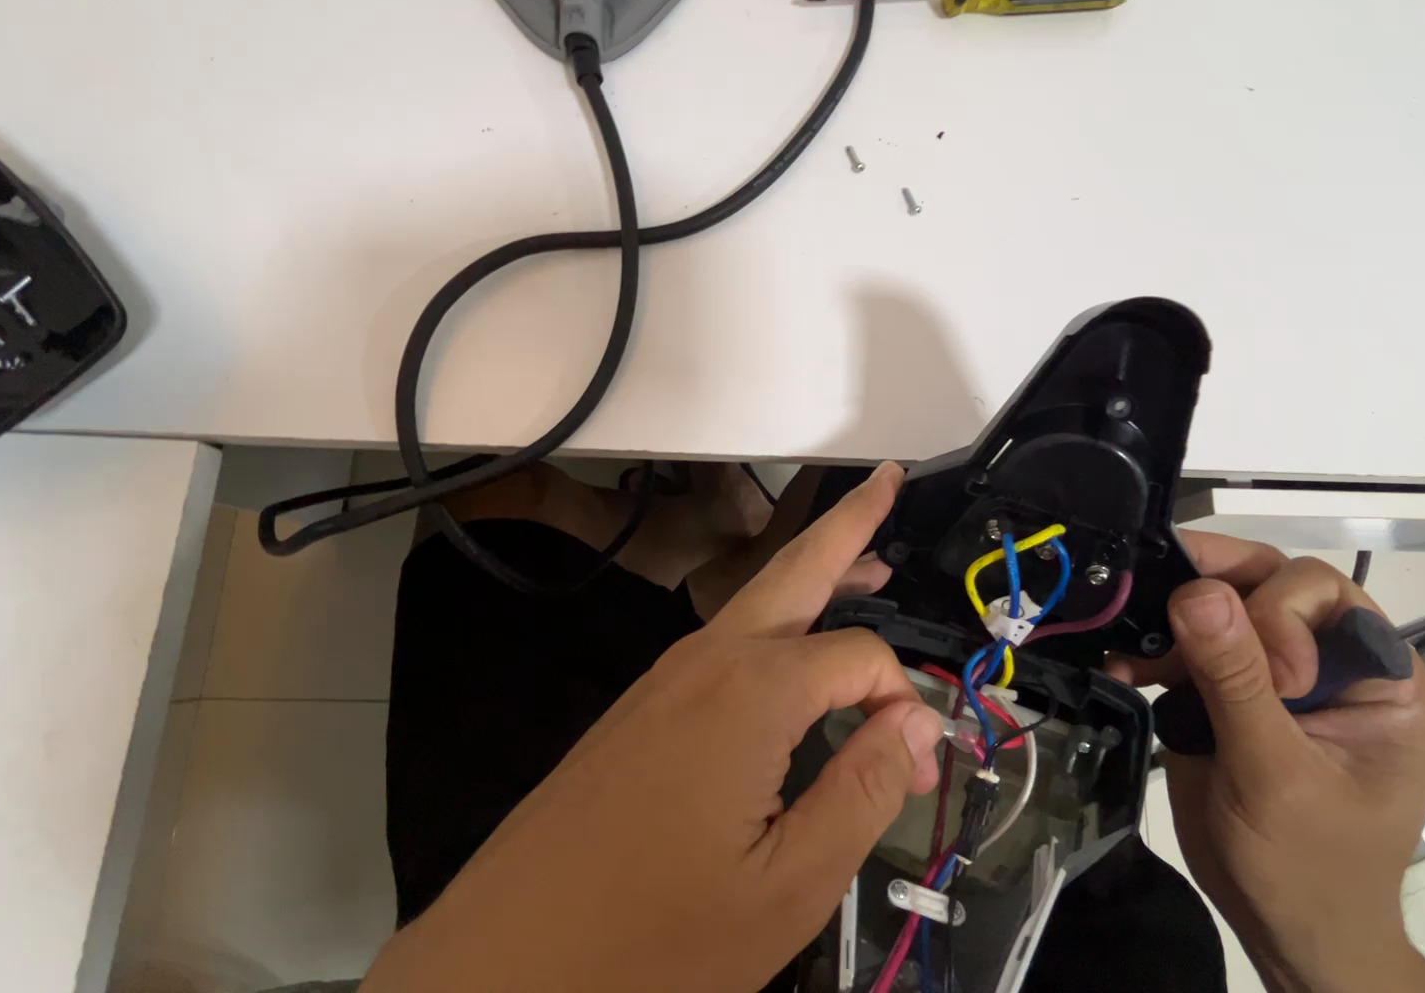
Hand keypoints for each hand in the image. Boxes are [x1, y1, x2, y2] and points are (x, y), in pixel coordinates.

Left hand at [362, 462, 943, 992]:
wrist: (510, 960)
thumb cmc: (655, 935)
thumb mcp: (787, 887)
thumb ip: (862, 791)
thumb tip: (915, 724)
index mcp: (751, 692)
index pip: (861, 658)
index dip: (902, 703)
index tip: (915, 766)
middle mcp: (708, 659)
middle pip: (795, 567)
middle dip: (849, 520)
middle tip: (890, 479)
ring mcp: (668, 675)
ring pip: (759, 599)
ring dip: (815, 572)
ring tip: (866, 562)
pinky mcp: (645, 703)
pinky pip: (728, 642)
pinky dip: (778, 623)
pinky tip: (796, 650)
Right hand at [1122, 534, 1424, 992]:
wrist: (1281, 930)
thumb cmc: (1308, 865)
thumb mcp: (1276, 775)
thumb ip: (1238, 682)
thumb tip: (1197, 591)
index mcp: (1377, 677)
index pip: (1323, 594)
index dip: (1279, 610)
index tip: (1258, 672)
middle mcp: (1325, 662)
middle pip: (1264, 586)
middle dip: (1208, 589)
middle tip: (1154, 598)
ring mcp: (1268, 677)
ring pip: (1214, 608)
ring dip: (1166, 619)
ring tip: (1129, 648)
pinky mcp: (1222, 696)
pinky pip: (1182, 650)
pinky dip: (1148, 654)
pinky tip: (1122, 671)